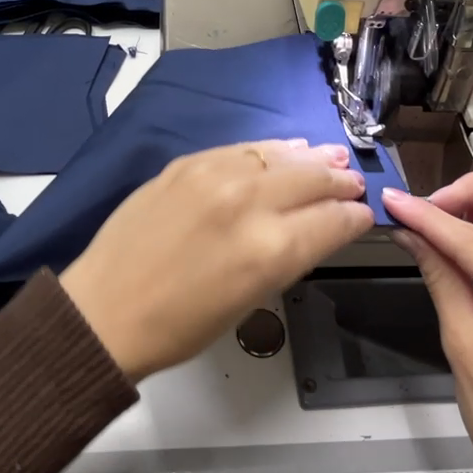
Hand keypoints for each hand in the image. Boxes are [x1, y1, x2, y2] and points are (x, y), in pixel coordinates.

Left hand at [61, 140, 373, 379]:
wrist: (108, 308)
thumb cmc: (181, 324)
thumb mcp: (250, 298)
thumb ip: (288, 255)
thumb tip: (316, 228)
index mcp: (270, 250)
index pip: (331, 222)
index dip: (354, 217)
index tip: (363, 214)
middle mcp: (249, 203)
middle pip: (311, 180)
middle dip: (339, 182)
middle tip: (354, 182)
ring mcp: (216, 175)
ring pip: (279, 156)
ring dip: (310, 158)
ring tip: (331, 157)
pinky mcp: (189, 163)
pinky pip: (243, 148)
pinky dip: (270, 149)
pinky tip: (286, 149)